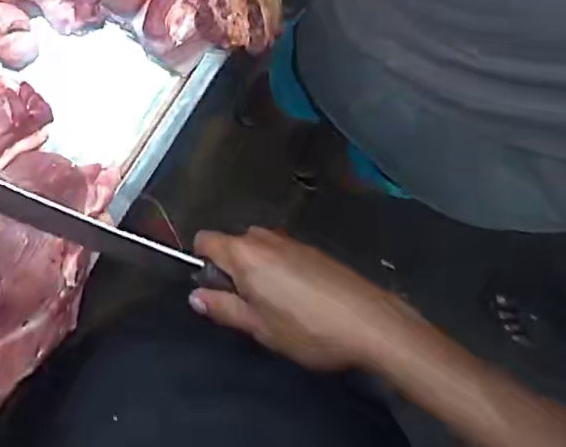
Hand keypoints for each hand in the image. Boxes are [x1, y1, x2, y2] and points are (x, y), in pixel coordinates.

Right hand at [191, 228, 416, 372]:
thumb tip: (195, 297)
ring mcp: (287, 239)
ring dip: (258, 269)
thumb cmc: (308, 328)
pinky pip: (281, 252)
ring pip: (257, 249)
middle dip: (234, 269)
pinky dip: (281, 269)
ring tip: (280, 304)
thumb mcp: (259, 327)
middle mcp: (260, 236)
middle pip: (231, 244)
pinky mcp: (310, 247)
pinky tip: (304, 298)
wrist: (371, 322)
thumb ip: (222, 308)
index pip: (203, 239)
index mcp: (241, 252)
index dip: (203, 262)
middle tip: (252, 305)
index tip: (218, 289)